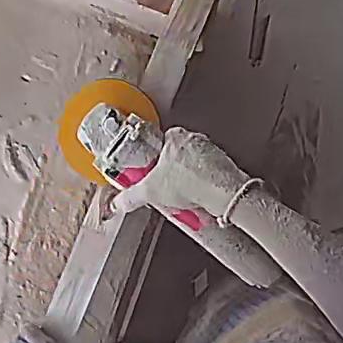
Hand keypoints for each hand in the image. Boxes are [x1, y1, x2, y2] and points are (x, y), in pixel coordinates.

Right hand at [109, 127, 255, 220]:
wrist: (223, 193)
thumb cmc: (192, 181)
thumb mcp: (150, 192)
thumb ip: (131, 196)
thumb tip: (120, 201)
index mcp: (175, 137)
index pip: (157, 149)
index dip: (152, 167)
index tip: (148, 180)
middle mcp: (195, 141)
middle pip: (174, 163)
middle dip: (170, 182)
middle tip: (166, 195)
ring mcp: (211, 154)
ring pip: (191, 174)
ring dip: (187, 190)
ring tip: (184, 204)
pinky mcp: (223, 168)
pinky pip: (206, 182)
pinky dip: (201, 194)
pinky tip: (198, 205)